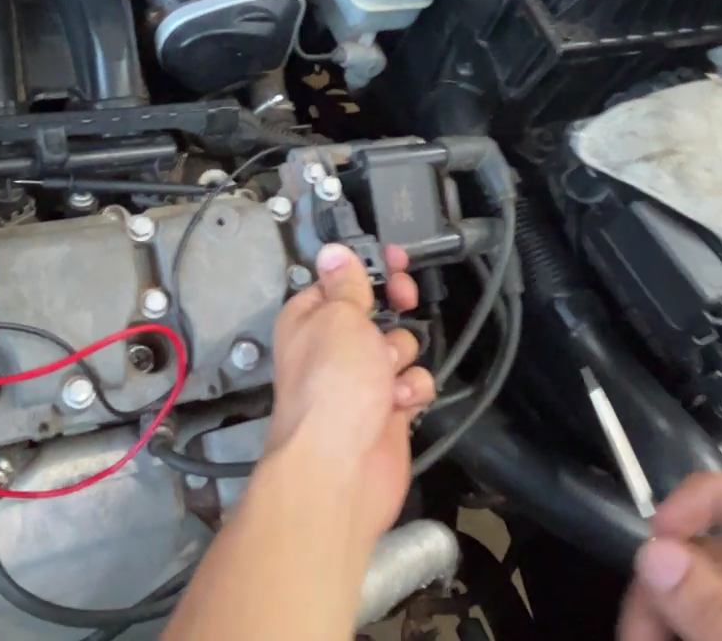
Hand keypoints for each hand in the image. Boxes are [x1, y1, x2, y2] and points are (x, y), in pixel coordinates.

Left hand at [261, 242, 435, 543]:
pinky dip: (411, 390)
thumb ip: (346, 284)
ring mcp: (359, 379)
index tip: (395, 259)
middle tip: (404, 300)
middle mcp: (332, 345)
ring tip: (387, 374)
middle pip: (375, 310)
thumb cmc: (332, 384)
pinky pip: (412, 384)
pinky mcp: (386, 409)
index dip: (368, 267)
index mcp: (309, 318)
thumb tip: (332, 252)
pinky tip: (399, 402)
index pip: (341, 280)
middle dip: (393, 308)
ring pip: (400, 346)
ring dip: (402, 355)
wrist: (340, 469)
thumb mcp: (340, 318)